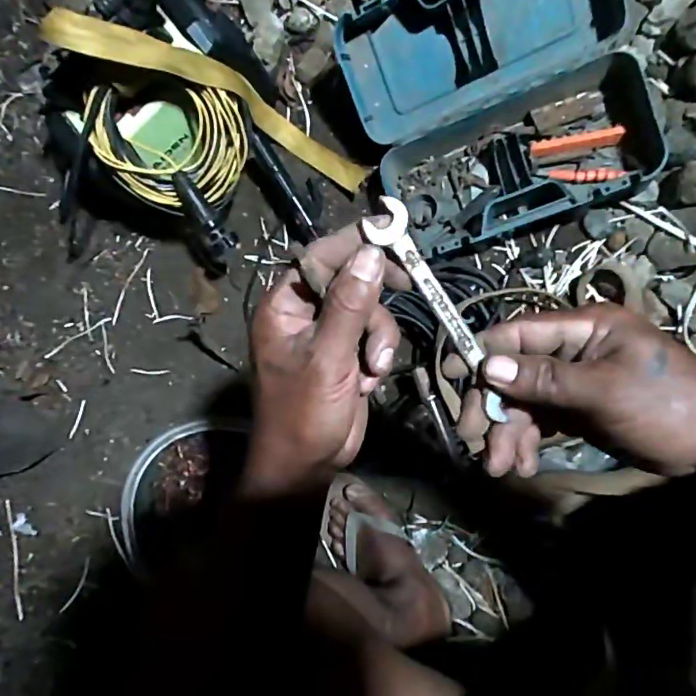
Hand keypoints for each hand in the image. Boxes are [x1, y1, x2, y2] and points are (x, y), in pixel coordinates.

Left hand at [242, 225, 407, 496]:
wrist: (307, 465)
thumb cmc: (303, 414)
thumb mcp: (327, 357)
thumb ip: (350, 306)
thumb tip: (370, 254)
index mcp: (285, 306)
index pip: (320, 258)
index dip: (354, 242)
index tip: (390, 230)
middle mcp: (305, 314)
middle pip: (353, 282)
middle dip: (375, 305)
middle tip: (409, 285)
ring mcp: (329, 335)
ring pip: (371, 312)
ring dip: (380, 341)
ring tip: (371, 372)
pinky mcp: (348, 355)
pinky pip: (375, 338)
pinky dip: (378, 358)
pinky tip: (368, 382)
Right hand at [455, 304, 695, 477]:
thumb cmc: (669, 404)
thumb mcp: (605, 390)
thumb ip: (547, 379)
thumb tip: (490, 366)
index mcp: (584, 328)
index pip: (520, 333)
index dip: (484, 353)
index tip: (453, 377)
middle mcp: (574, 349)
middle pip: (515, 373)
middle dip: (496, 409)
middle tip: (476, 442)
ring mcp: (576, 381)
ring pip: (525, 402)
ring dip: (510, 434)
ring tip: (503, 468)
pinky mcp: (579, 409)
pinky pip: (541, 421)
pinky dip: (528, 442)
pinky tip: (523, 465)